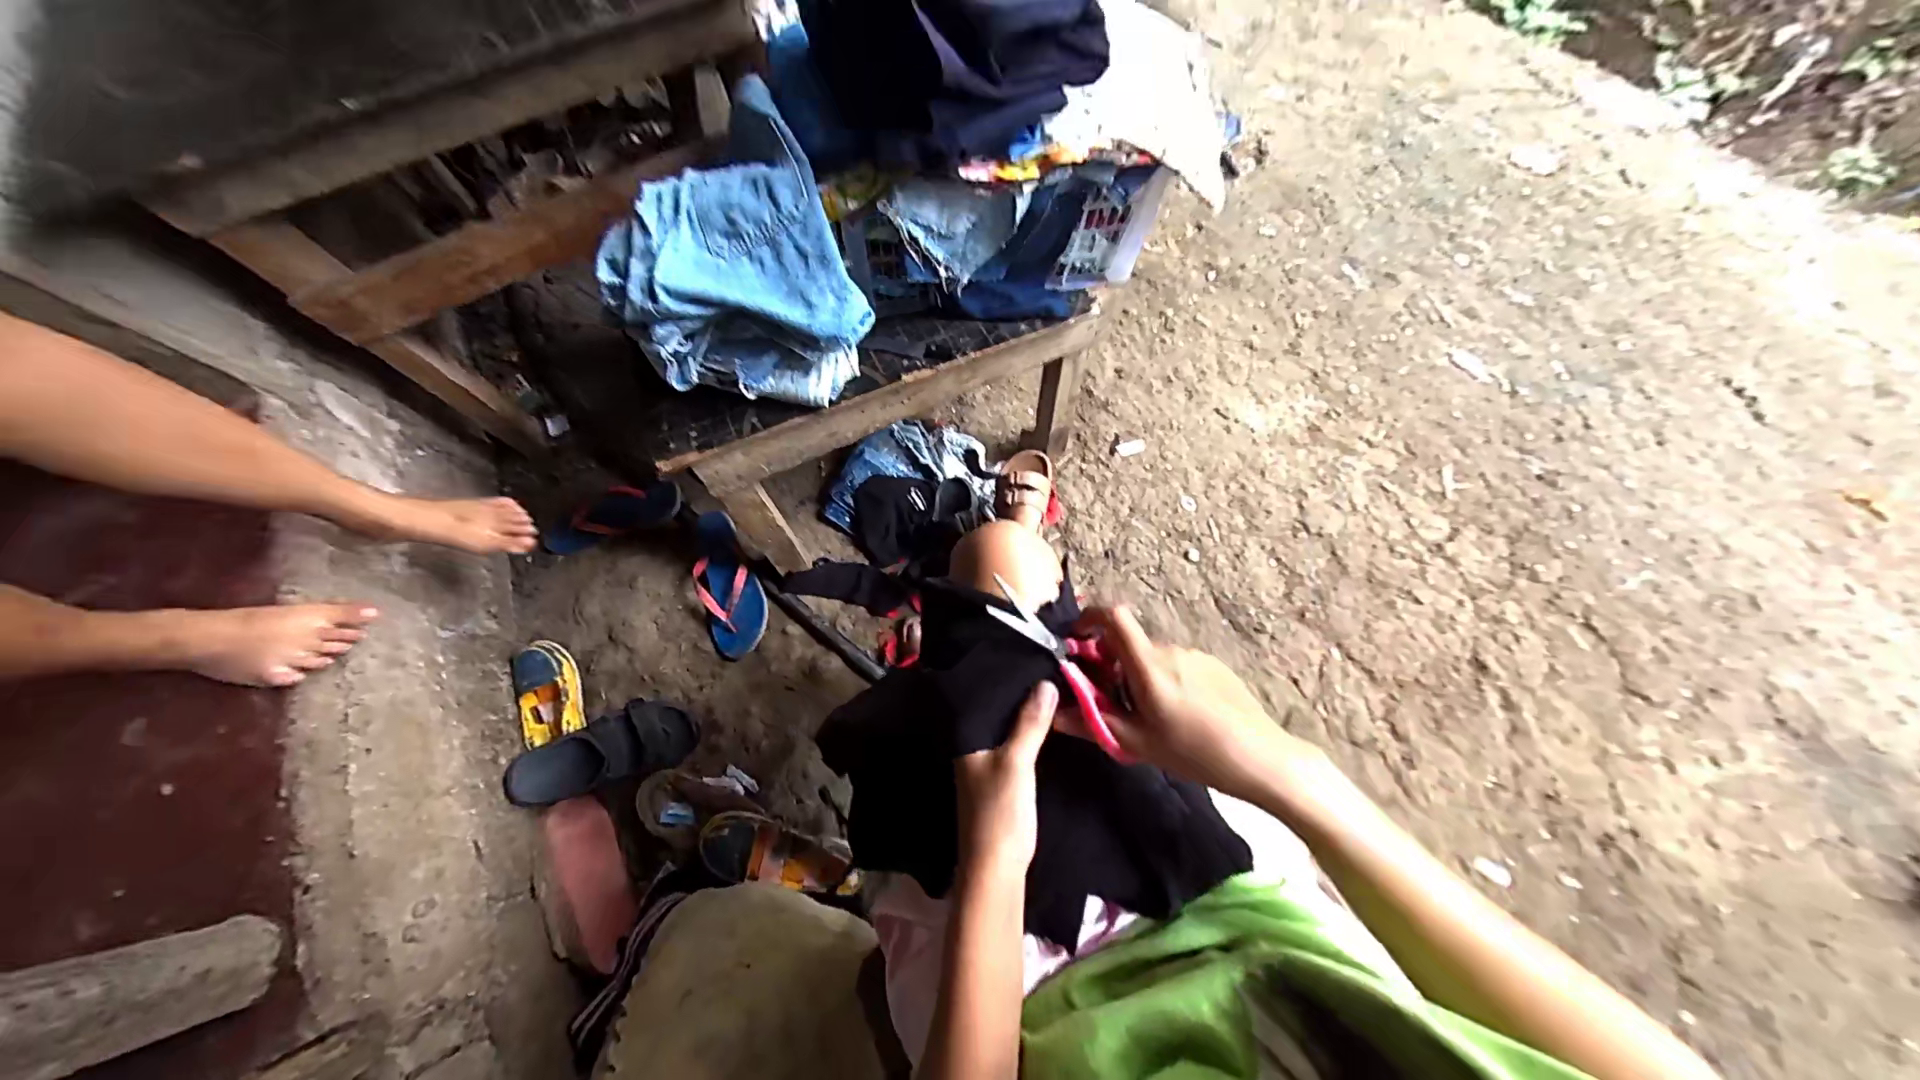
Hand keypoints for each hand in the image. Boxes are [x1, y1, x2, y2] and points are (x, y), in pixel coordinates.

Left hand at [954, 680, 1057, 875]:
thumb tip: (1047, 683)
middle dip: (1017, 697)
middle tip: (1047, 670)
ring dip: (1023, 718)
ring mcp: (984, 770)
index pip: (983, 699)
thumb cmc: (1000, 813)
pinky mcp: (999, 786)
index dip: (1003, 680)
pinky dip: (1027, 738)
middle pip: (995, 716)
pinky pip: (1013, 750)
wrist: (996, 871)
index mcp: (966, 741)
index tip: (1028, 657)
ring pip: (1005, 733)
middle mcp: (971, 751)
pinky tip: (1046, 731)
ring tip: (1051, 693)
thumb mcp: (1017, 762)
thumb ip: (1029, 724)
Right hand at [1072, 606, 1334, 802]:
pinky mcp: (1214, 666)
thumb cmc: (1195, 753)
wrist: (1262, 758)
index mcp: (1148, 665)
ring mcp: (1195, 656)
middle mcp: (1170, 651)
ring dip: (1138, 675)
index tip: (1076, 640)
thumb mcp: (1137, 743)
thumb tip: (1055, 713)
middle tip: (1112, 700)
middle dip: (1111, 663)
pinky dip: (1164, 679)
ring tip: (1148, 715)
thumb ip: (1092, 722)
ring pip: (1152, 656)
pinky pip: (1176, 664)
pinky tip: (1179, 714)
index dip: (1089, 618)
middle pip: (1129, 642)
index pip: (1113, 616)